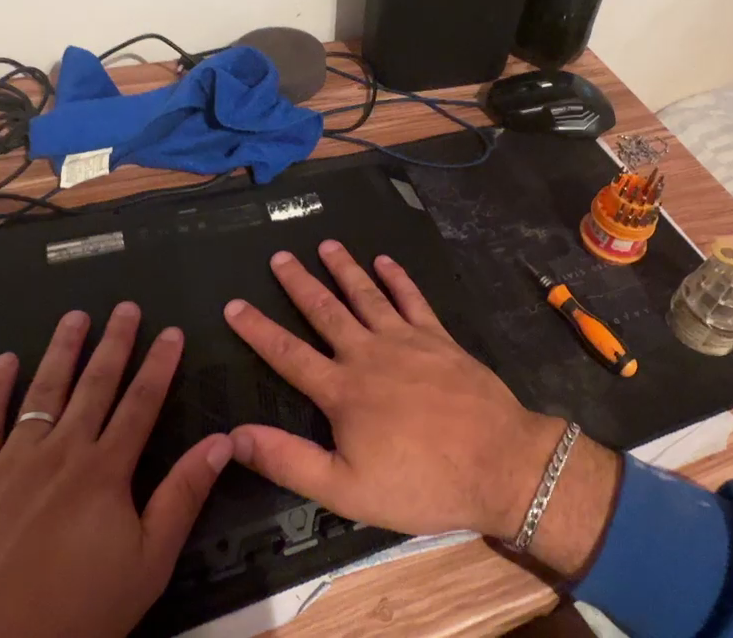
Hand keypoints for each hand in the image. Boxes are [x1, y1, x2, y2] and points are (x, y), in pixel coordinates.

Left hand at [0, 303, 231, 637]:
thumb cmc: (71, 616)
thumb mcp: (147, 566)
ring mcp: (9, 462)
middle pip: (94, 386)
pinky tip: (4, 362)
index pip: (141, 403)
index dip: (159, 365)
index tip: (172, 332)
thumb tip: (223, 441)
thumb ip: (182, 497)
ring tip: (75, 317)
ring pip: (42, 392)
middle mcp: (60, 453)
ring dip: (62, 351)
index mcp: (105, 471)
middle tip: (125, 307)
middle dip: (114, 344)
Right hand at [222, 242, 620, 572]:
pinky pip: (414, 299)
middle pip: (326, 311)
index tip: (234, 304)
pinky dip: (398, 278)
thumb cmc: (419, 482)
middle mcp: (369, 354)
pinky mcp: (440, 339)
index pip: (288, 354)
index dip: (258, 329)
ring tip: (327, 244)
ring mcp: (407, 341)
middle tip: (279, 255)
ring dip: (345, 268)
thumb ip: (288, 460)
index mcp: (342, 390)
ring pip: (367, 296)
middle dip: (300, 283)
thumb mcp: (344, 489)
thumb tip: (234, 434)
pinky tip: (386, 261)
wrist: (498, 463)